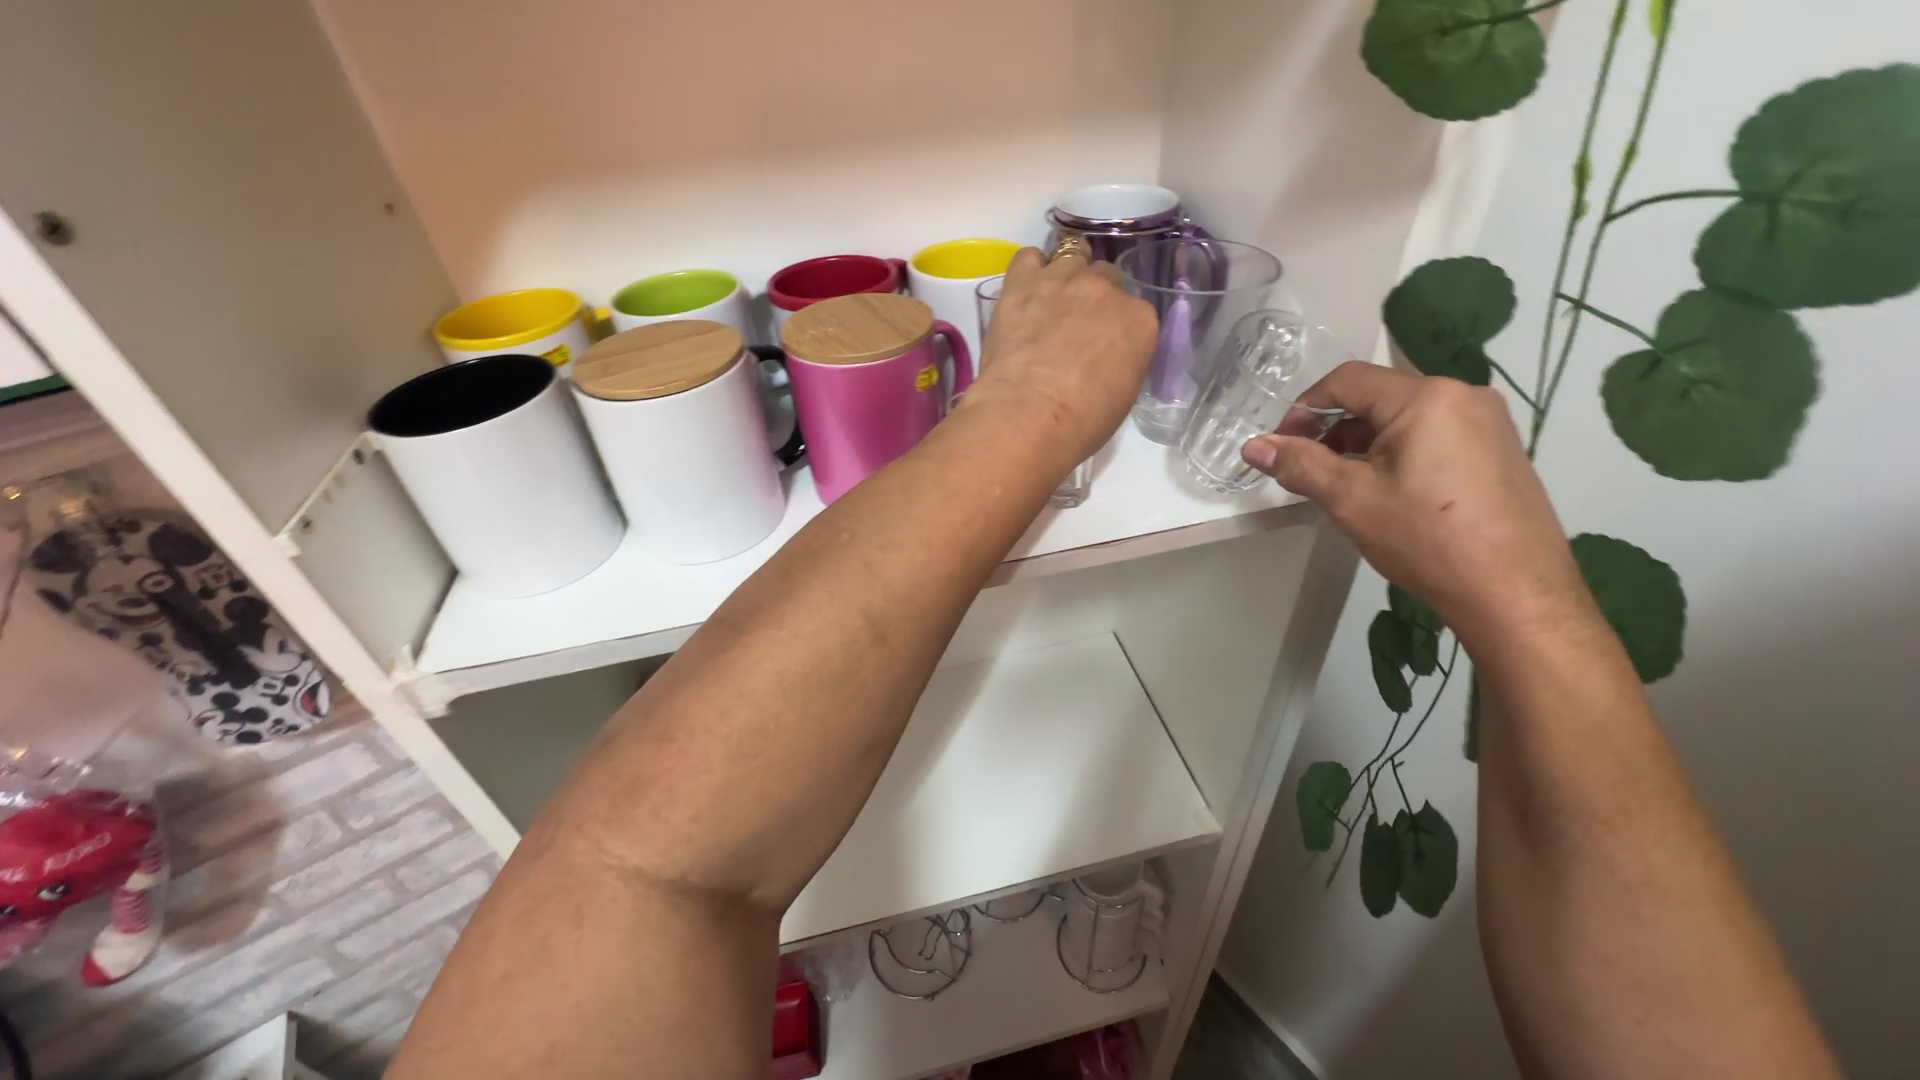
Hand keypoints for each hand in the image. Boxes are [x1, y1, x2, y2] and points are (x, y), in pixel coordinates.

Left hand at [961, 247, 1157, 466]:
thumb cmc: (1082, 421)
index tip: (1104, 344)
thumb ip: (1123, 359)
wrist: (1029, 414)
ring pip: (1071, 257)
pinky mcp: (1023, 281)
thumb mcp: (1123, 394)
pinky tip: (1025, 291)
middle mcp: (1107, 289)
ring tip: (1050, 303)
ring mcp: (1064, 279)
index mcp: (1140, 321)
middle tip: (1074, 327)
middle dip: (1093, 299)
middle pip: (1105, 278)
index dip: (1117, 326)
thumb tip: (1108, 356)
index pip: (1135, 311)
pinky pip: (1029, 257)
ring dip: (1065, 276)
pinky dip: (1029, 269)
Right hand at [1243, 364, 1590, 645]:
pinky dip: (1398, 452)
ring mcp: (1487, 422)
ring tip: (1342, 485)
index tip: (1281, 446)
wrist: (1514, 592)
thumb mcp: (1351, 500)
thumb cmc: (1427, 539)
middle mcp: (1463, 395)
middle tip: (1306, 469)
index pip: (1347, 380)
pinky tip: (1387, 491)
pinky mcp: (1499, 449)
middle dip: (1333, 428)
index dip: (1304, 408)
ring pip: (1405, 417)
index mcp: (1426, 397)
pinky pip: (1434, 434)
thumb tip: (1253, 447)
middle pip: (1377, 396)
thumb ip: (1299, 465)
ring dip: (1364, 442)